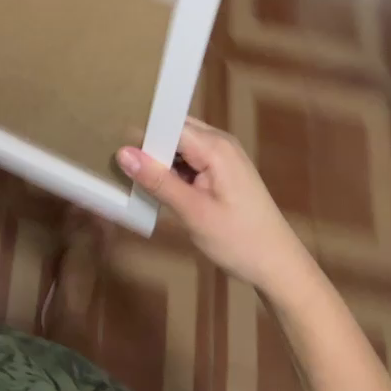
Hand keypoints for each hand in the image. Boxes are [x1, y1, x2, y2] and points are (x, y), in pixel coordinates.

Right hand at [117, 118, 310, 289]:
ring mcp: (224, 156)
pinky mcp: (223, 171)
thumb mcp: (193, 213)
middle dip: (148, 143)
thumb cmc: (239, 241)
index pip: (169, 123)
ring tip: (130, 170)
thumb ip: (158, 180)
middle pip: (174, 129)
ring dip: (160, 158)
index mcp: (215, 146)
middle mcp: (220, 142)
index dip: (142, 131)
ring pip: (180, 144)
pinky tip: (157, 185)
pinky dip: (173, 169)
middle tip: (116, 158)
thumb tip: (122, 152)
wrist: (280, 268)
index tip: (111, 141)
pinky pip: (190, 158)